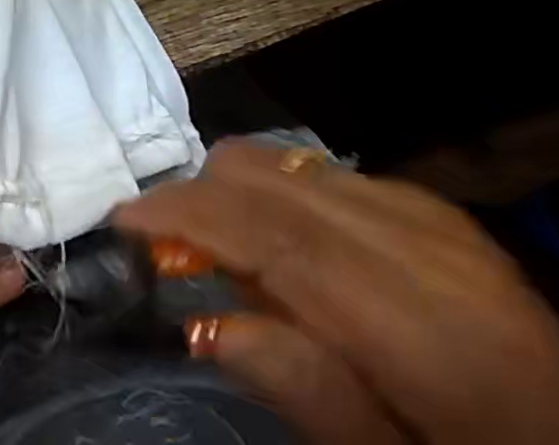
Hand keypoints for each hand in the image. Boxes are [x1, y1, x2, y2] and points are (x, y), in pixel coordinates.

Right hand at [113, 142, 558, 444]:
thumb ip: (308, 396)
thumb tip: (205, 321)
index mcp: (424, 329)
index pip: (277, 235)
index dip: (190, 211)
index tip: (125, 216)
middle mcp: (426, 246)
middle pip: (277, 179)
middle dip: (201, 194)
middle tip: (164, 245)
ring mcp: (433, 215)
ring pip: (294, 161)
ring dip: (234, 190)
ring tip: (214, 245)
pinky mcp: (432, 205)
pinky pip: (324, 171)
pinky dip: (276, 190)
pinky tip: (274, 238)